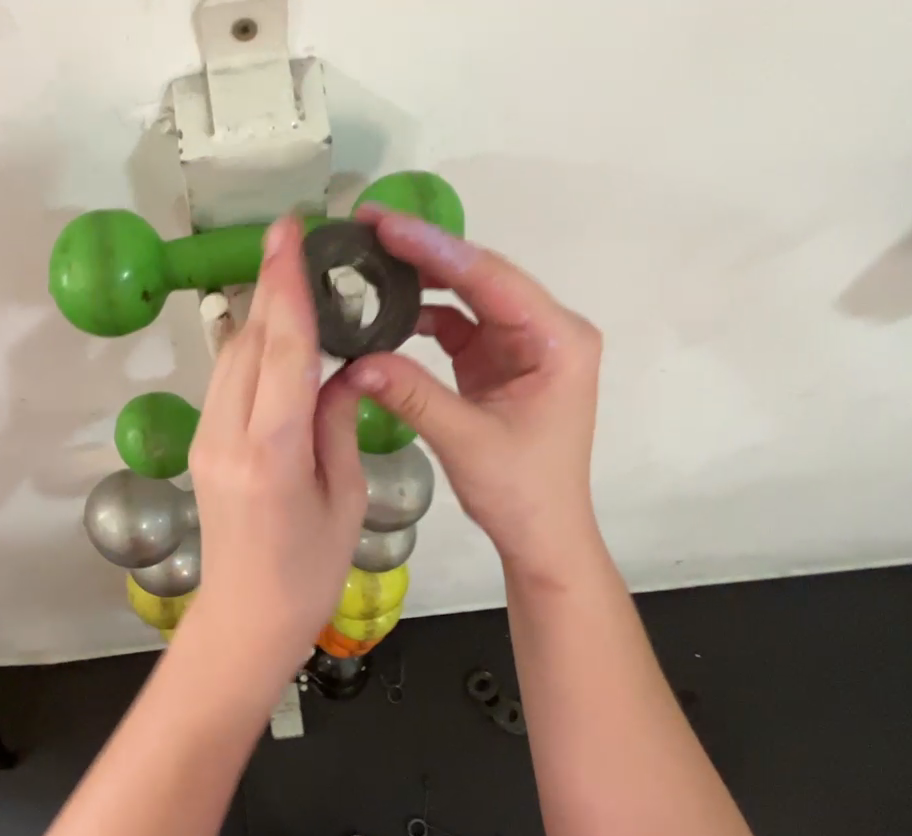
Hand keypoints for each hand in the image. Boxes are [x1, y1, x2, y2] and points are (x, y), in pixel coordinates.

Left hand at [181, 215, 366, 676]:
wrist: (246, 618)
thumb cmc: (309, 572)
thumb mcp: (344, 499)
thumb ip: (338, 425)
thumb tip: (339, 371)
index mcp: (274, 451)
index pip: (281, 349)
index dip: (285, 284)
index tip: (289, 231)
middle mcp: (229, 436)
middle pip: (249, 343)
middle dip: (270, 286)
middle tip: (295, 238)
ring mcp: (206, 441)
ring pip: (230, 359)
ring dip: (257, 314)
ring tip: (286, 276)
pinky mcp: (200, 449)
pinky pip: (223, 383)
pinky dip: (247, 350)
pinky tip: (268, 334)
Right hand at [347, 204, 603, 580]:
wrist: (542, 534)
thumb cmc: (521, 491)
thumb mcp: (466, 441)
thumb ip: (412, 394)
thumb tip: (354, 361)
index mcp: (557, 339)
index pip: (490, 279)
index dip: (434, 249)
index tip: (382, 224)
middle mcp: (545, 331)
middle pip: (480, 278)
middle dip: (425, 254)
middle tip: (366, 228)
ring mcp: (521, 346)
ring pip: (467, 299)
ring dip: (421, 284)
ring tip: (368, 263)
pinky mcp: (499, 364)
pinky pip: (458, 329)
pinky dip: (422, 322)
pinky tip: (386, 316)